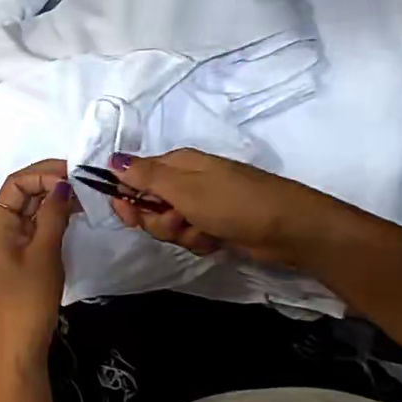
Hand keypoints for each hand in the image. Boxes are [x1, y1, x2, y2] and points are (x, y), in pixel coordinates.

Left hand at [0, 159, 73, 356]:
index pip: (15, 183)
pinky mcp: (22, 255)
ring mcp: (11, 242)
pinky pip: (36, 226)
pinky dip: (53, 216)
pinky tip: (74, 214)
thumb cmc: (31, 296)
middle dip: (50, 182)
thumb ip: (53, 214)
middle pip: (22, 193)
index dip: (42, 174)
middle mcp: (0, 229)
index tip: (73, 175)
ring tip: (83, 195)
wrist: (22, 340)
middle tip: (83, 180)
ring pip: (31, 209)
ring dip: (54, 198)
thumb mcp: (45, 251)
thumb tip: (63, 184)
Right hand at [106, 148, 350, 266]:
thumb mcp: (184, 188)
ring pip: (167, 224)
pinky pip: (188, 236)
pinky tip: (214, 241)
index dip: (127, 197)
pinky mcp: (213, 225)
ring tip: (201, 232)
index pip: (134, 177)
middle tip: (175, 222)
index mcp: (177, 164)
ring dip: (179, 234)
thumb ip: (145, 176)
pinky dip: (197, 241)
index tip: (130, 213)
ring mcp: (201, 204)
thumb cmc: (233, 203)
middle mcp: (186, 181)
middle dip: (156, 220)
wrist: (289, 229)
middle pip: (148, 204)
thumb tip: (112, 160)